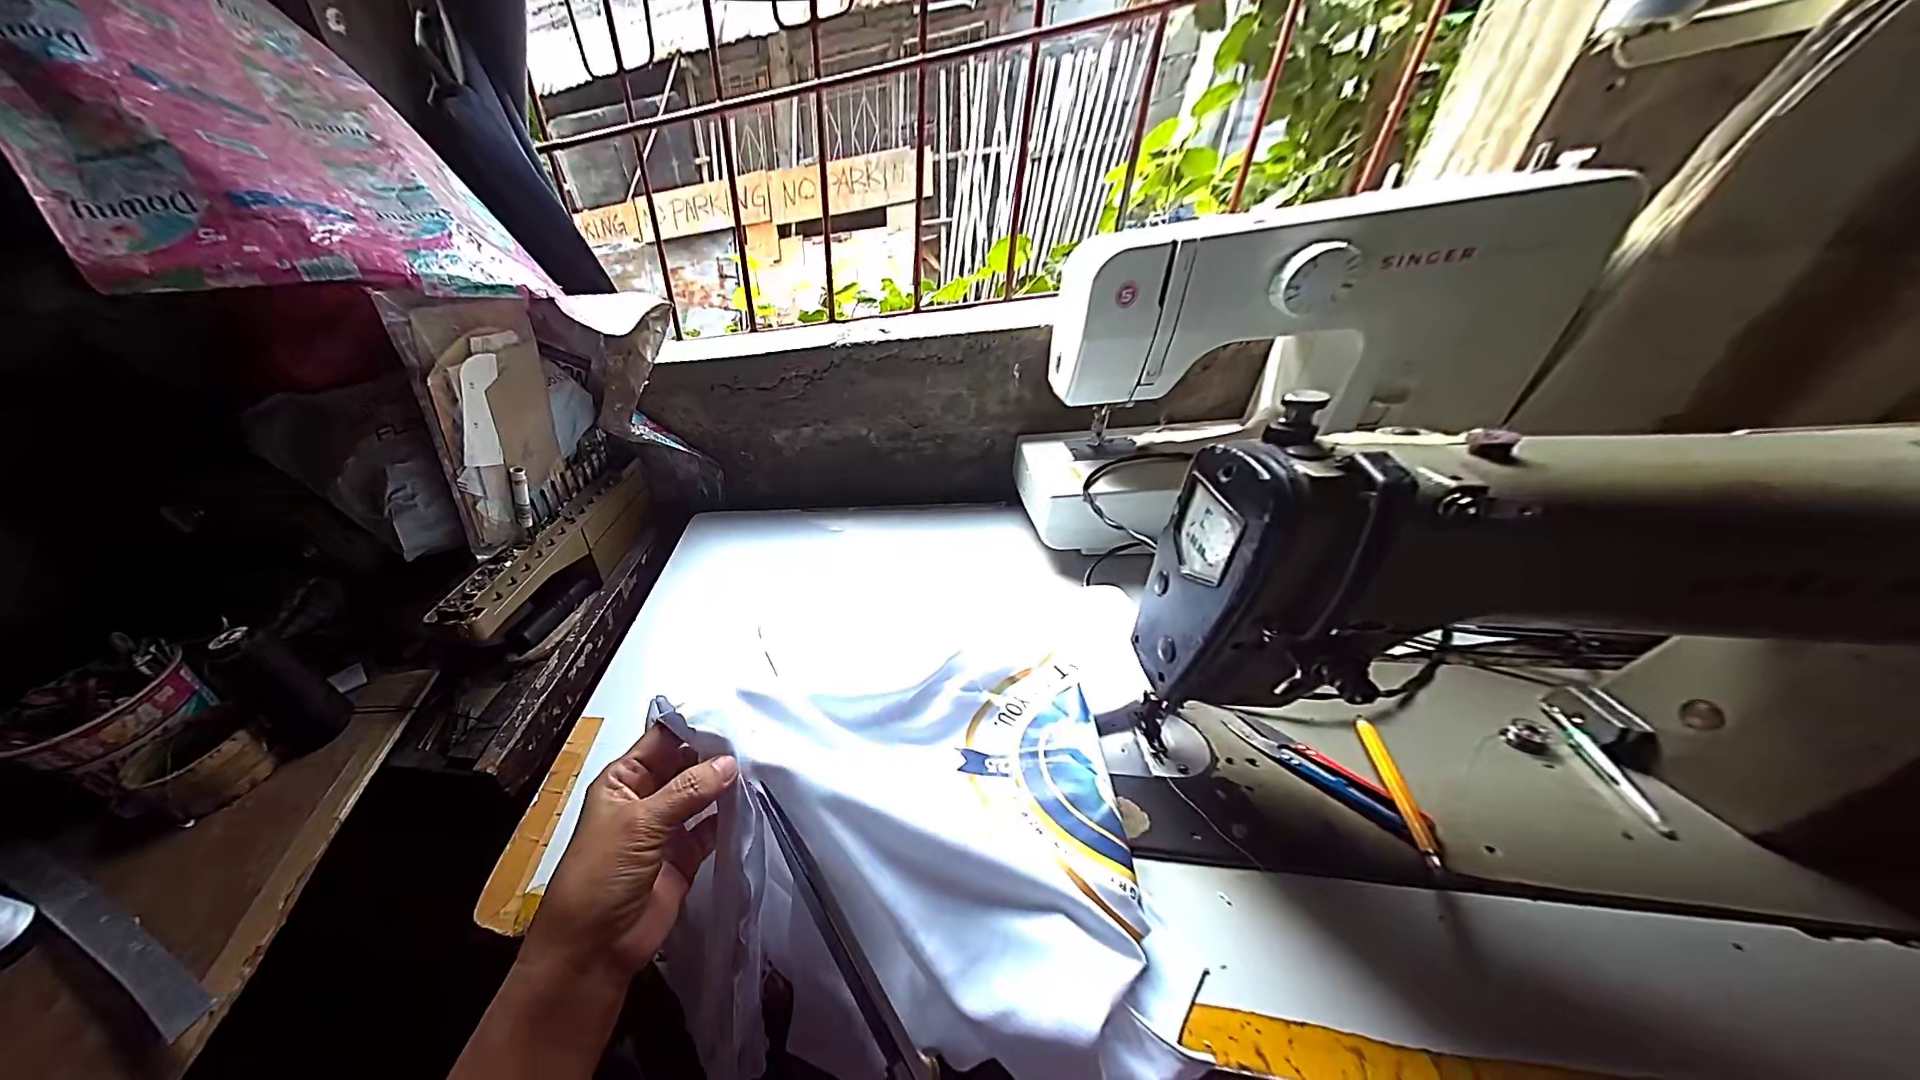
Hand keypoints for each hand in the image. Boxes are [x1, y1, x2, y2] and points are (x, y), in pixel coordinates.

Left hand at [523, 724, 737, 981]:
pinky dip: (731, 813)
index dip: (692, 725)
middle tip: (753, 737)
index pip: (662, 740)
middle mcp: (647, 797)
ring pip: (703, 792)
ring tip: (759, 763)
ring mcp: (668, 825)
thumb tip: (729, 762)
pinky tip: (751, 800)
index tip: (729, 714)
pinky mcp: (687, 852)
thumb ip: (687, 790)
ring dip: (726, 781)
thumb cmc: (599, 878)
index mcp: (623, 780)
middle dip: (715, 751)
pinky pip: (714, 824)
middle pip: (687, 763)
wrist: (592, 952)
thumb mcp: (638, 824)